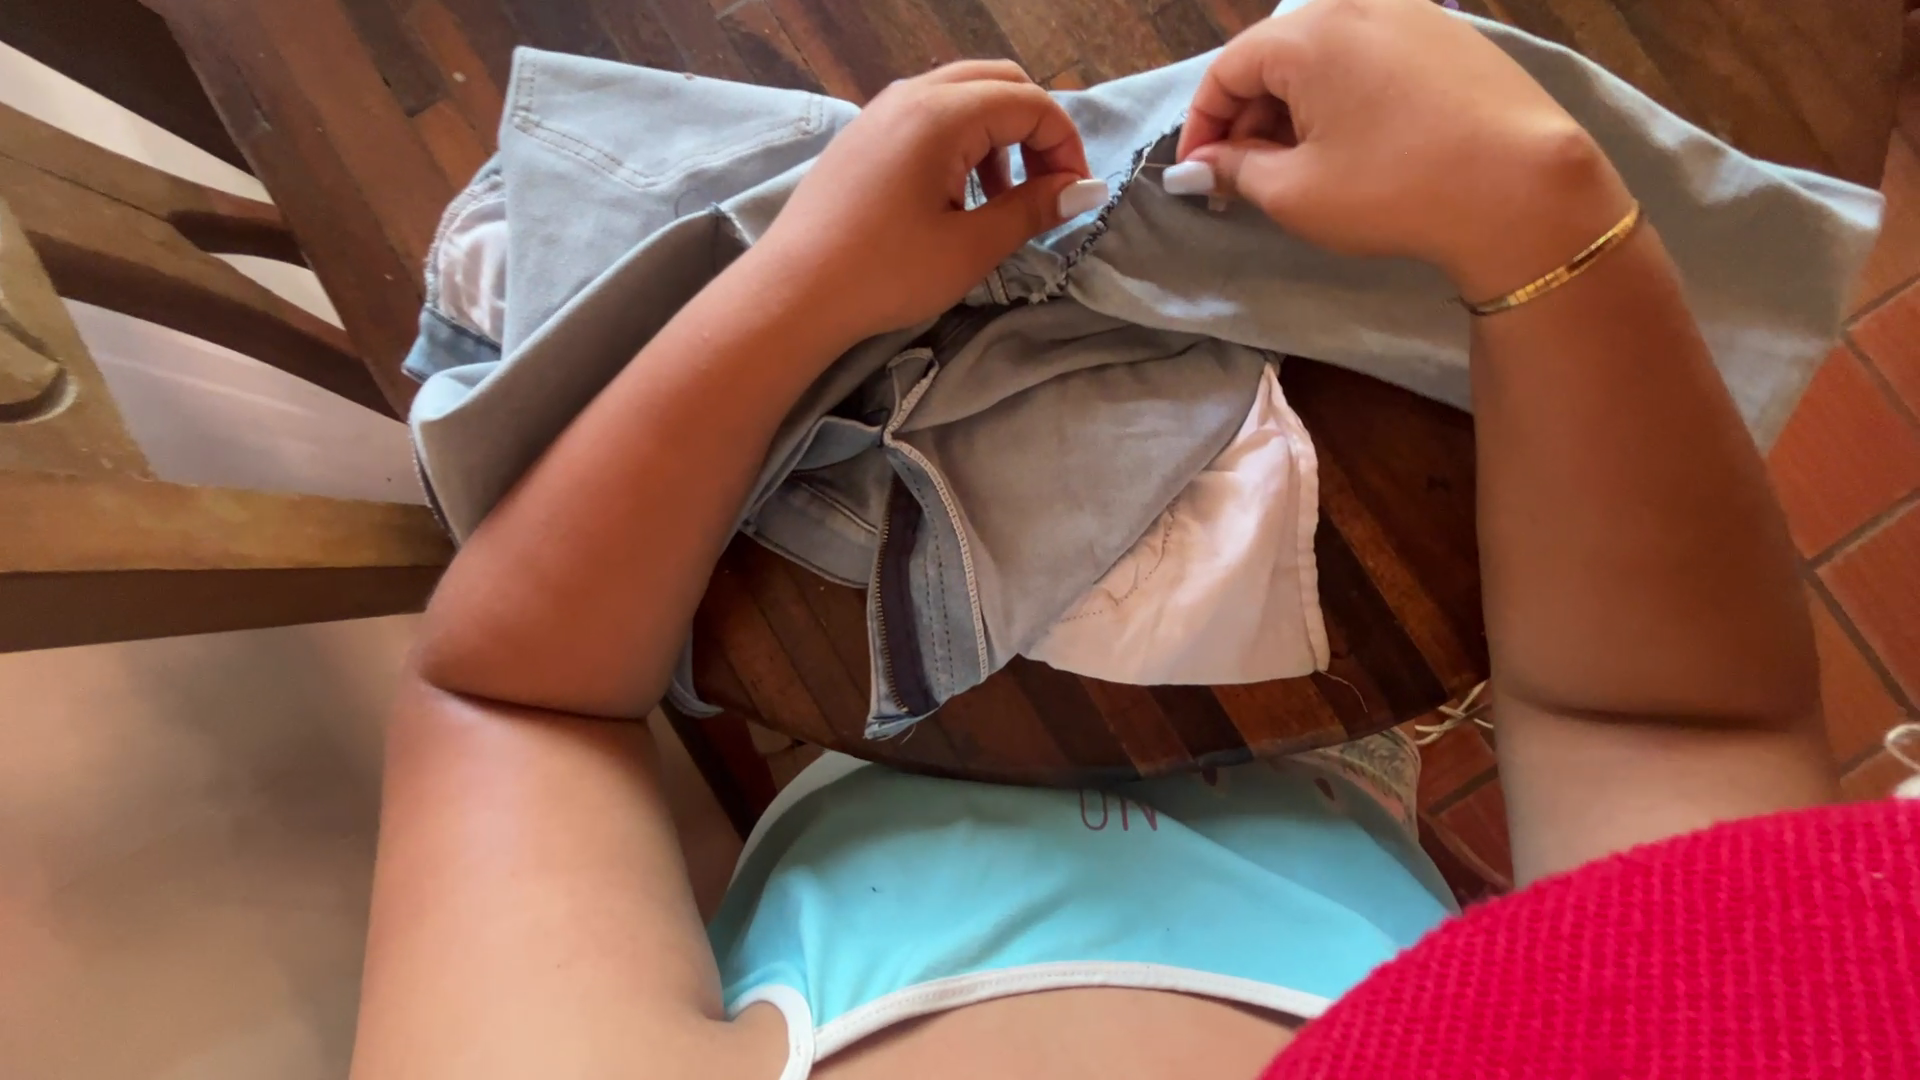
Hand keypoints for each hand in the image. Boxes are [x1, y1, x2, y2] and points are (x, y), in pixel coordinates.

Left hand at [759, 60, 1097, 342]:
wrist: (797, 294)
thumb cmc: (887, 274)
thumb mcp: (969, 248)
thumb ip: (1031, 210)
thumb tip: (1083, 189)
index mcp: (943, 113)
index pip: (1030, 103)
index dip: (1064, 146)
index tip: (1073, 197)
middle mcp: (912, 95)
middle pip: (998, 84)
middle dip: (1034, 131)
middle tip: (1044, 188)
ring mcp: (880, 113)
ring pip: (961, 99)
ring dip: (996, 139)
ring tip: (998, 202)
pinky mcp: (863, 139)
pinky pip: (926, 120)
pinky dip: (959, 147)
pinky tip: (953, 200)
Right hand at [1173, 0, 1632, 298]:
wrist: (1517, 187)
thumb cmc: (1386, 189)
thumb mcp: (1290, 191)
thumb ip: (1232, 170)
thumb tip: (1197, 167)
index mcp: (1311, 34)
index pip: (1226, 69)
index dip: (1199, 127)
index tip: (1195, 177)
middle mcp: (1358, 5)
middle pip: (1272, 59)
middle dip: (1243, 122)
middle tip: (1239, 182)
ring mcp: (1410, 14)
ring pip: (1319, 61)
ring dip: (1287, 114)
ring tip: (1290, 171)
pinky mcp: (1446, 37)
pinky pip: (1364, 61)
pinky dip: (1334, 102)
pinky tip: (1343, 148)